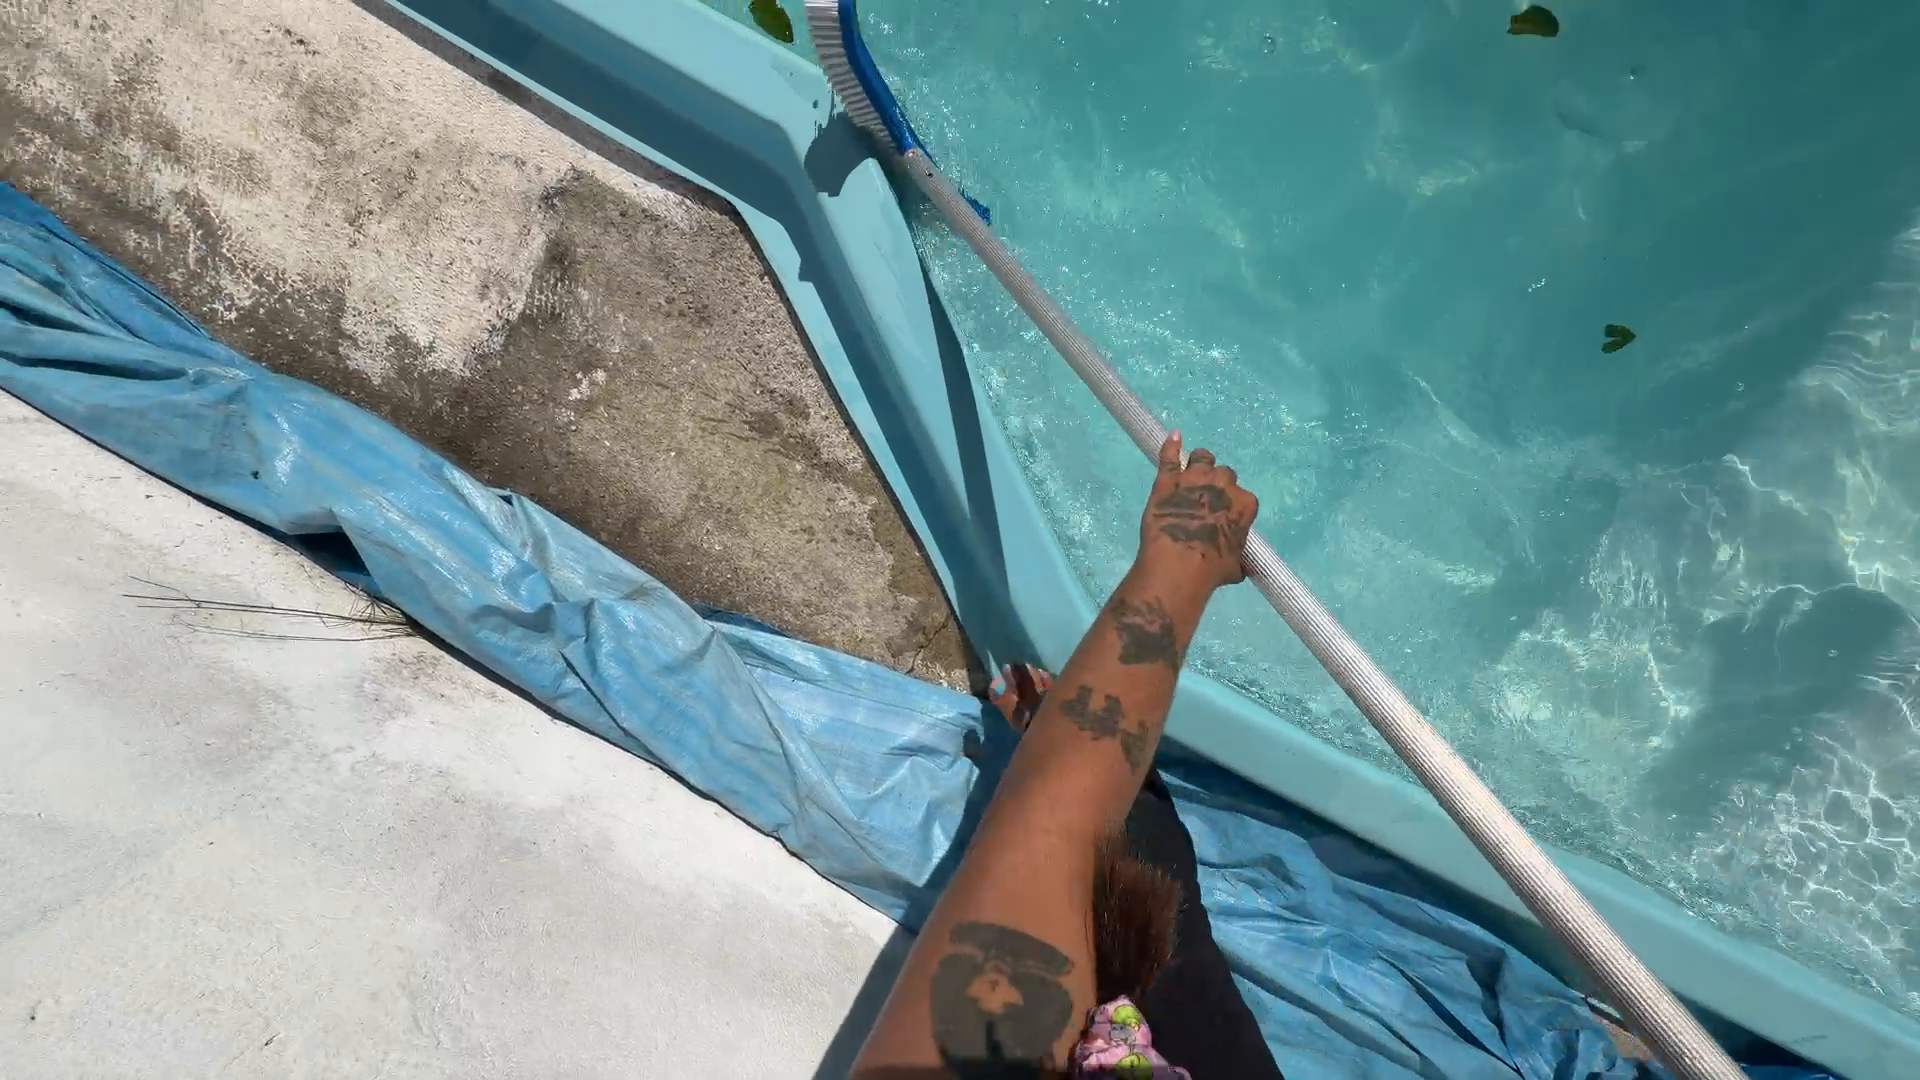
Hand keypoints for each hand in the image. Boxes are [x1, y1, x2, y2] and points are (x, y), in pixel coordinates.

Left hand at [1136, 431, 1257, 594]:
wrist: (1177, 564)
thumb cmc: (1210, 570)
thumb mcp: (1234, 566)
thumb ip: (1237, 558)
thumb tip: (1238, 566)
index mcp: (1245, 503)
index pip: (1242, 497)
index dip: (1230, 506)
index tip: (1221, 516)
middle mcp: (1223, 484)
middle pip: (1223, 475)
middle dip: (1216, 485)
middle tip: (1204, 501)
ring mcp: (1194, 478)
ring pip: (1202, 458)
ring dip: (1199, 464)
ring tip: (1192, 474)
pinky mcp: (1167, 479)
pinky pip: (1170, 455)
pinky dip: (1172, 445)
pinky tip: (1174, 437)